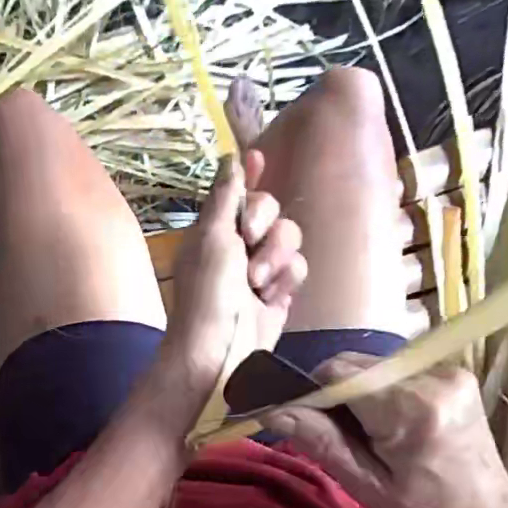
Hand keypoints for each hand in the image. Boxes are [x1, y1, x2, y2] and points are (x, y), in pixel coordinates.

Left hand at [162, 151, 307, 380]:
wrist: (221, 350)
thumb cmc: (209, 292)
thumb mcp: (212, 237)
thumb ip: (226, 196)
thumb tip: (231, 157)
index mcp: (217, 229)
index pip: (239, 193)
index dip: (250, 176)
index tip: (258, 158)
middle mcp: (240, 246)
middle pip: (273, 211)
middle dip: (267, 225)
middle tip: (251, 241)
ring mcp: (262, 271)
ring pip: (290, 240)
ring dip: (276, 258)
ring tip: (257, 283)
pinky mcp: (281, 295)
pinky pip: (298, 270)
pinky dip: (286, 281)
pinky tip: (271, 298)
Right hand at [261, 354, 507, 507]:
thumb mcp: (367, 487)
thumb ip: (321, 442)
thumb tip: (274, 411)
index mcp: (411, 408)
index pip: (339, 372)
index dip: (313, 393)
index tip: (306, 423)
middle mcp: (432, 376)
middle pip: (358, 364)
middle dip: (337, 395)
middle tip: (341, 438)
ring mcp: (448, 371)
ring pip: (376, 366)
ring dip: (359, 394)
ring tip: (369, 436)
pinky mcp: (454, 374)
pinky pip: (398, 371)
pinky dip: (382, 392)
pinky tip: (391, 425)